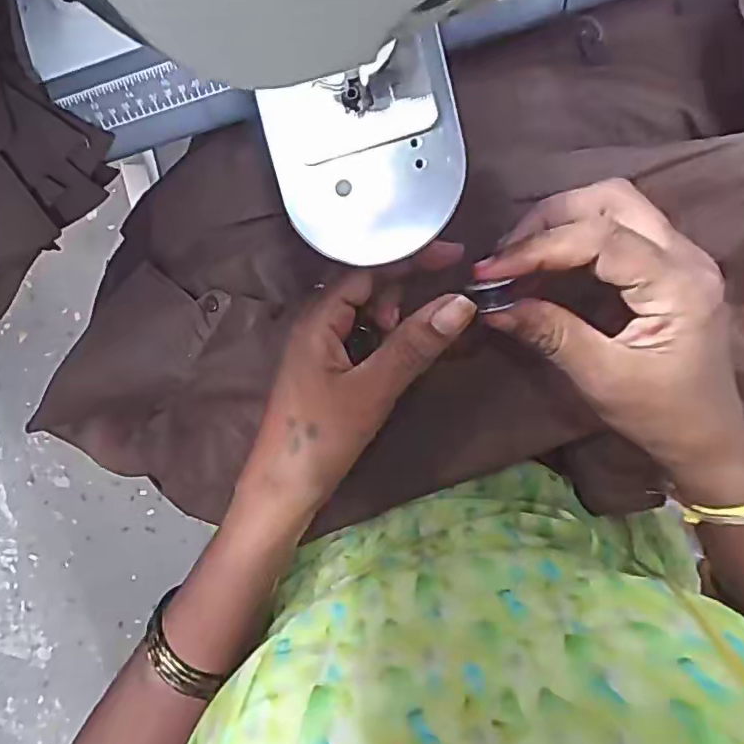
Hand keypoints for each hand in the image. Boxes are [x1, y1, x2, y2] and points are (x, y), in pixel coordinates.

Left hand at [236, 242, 476, 521]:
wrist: (283, 488)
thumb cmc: (320, 437)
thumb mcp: (372, 389)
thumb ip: (414, 344)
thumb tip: (460, 302)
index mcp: (317, 318)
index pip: (365, 269)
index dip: (409, 258)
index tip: (453, 255)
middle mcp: (314, 326)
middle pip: (364, 287)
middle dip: (404, 289)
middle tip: (439, 308)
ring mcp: (318, 350)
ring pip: (363, 315)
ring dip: (395, 317)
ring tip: (416, 338)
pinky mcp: (324, 373)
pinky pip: (360, 340)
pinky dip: (384, 340)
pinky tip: (399, 356)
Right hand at [475, 178, 743, 505]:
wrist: (705, 438)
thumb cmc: (660, 415)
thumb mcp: (601, 378)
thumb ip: (551, 333)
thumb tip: (495, 307)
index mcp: (678, 284)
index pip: (600, 238)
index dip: (538, 247)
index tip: (490, 271)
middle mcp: (685, 255)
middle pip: (612, 199)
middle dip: (549, 218)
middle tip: (504, 256)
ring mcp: (679, 256)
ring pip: (615, 206)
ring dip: (560, 222)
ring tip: (517, 258)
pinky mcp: (665, 267)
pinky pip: (615, 231)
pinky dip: (572, 239)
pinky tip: (542, 266)